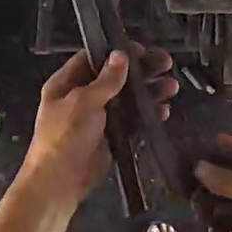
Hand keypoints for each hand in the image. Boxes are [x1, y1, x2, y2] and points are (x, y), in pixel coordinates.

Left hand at [22, 46, 177, 209]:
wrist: (60, 181)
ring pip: (127, 99)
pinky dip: (146, 114)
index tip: (143, 50)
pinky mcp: (111, 137)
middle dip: (141, 71)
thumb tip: (121, 55)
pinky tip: (163, 110)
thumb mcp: (84, 102)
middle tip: (166, 63)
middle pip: (115, 77)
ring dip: (149, 91)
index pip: (94, 59)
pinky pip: (132, 121)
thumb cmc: (65, 136)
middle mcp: (82, 98)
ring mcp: (97, 118)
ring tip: (172, 86)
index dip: (117, 52)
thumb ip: (106, 80)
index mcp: (66, 84)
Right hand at [193, 135, 231, 231]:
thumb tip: (197, 166)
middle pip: (220, 175)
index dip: (202, 154)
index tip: (178, 167)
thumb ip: (226, 178)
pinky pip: (231, 223)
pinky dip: (223, 230)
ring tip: (210, 228)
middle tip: (193, 206)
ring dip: (212, 213)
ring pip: (222, 200)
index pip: (225, 145)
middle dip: (204, 190)